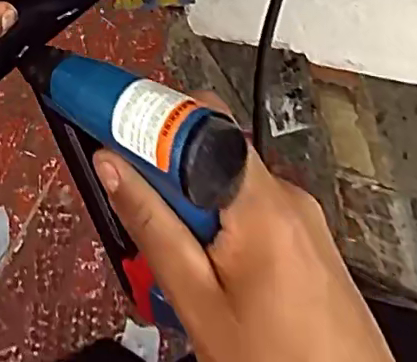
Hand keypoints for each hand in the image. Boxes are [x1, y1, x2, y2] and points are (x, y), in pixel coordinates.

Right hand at [92, 95, 393, 361]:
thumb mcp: (197, 300)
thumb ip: (151, 225)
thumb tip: (109, 165)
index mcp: (263, 204)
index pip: (198, 120)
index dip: (149, 116)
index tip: (109, 119)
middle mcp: (288, 197)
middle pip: (208, 149)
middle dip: (165, 169)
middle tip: (135, 201)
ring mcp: (303, 217)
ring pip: (224, 180)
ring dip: (190, 202)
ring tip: (179, 258)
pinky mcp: (308, 238)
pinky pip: (248, 205)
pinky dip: (217, 219)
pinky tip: (211, 269)